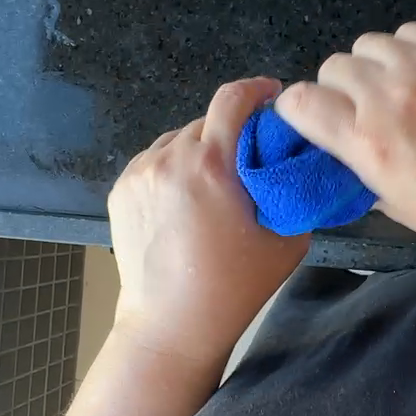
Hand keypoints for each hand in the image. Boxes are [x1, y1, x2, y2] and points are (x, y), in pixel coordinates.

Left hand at [108, 77, 308, 370]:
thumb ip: (292, 193)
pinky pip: (155, 161)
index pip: (233, 99)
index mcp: (211, 165)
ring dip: (201, 150)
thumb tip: (294, 168)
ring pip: (177, 140)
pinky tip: (186, 199)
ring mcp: (138, 173)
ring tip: (215, 184)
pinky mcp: (120, 190)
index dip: (257, 90)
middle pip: (206, 122)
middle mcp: (169, 158)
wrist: (171, 325)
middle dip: (232, 131)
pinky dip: (175, 168)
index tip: (272, 97)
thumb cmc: (235, 287)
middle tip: (250, 158)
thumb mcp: (288, 240)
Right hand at [274, 22, 415, 257]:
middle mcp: (387, 97)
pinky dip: (404, 49)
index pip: (299, 102)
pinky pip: (407, 32)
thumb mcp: (397, 207)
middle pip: (331, 67)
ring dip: (369, 67)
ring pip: (366, 44)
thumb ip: (357, 172)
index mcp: (369, 143)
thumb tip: (337, 150)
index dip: (298, 113)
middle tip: (362, 115)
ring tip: (392, 92)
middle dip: (336, 92)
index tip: (313, 125)